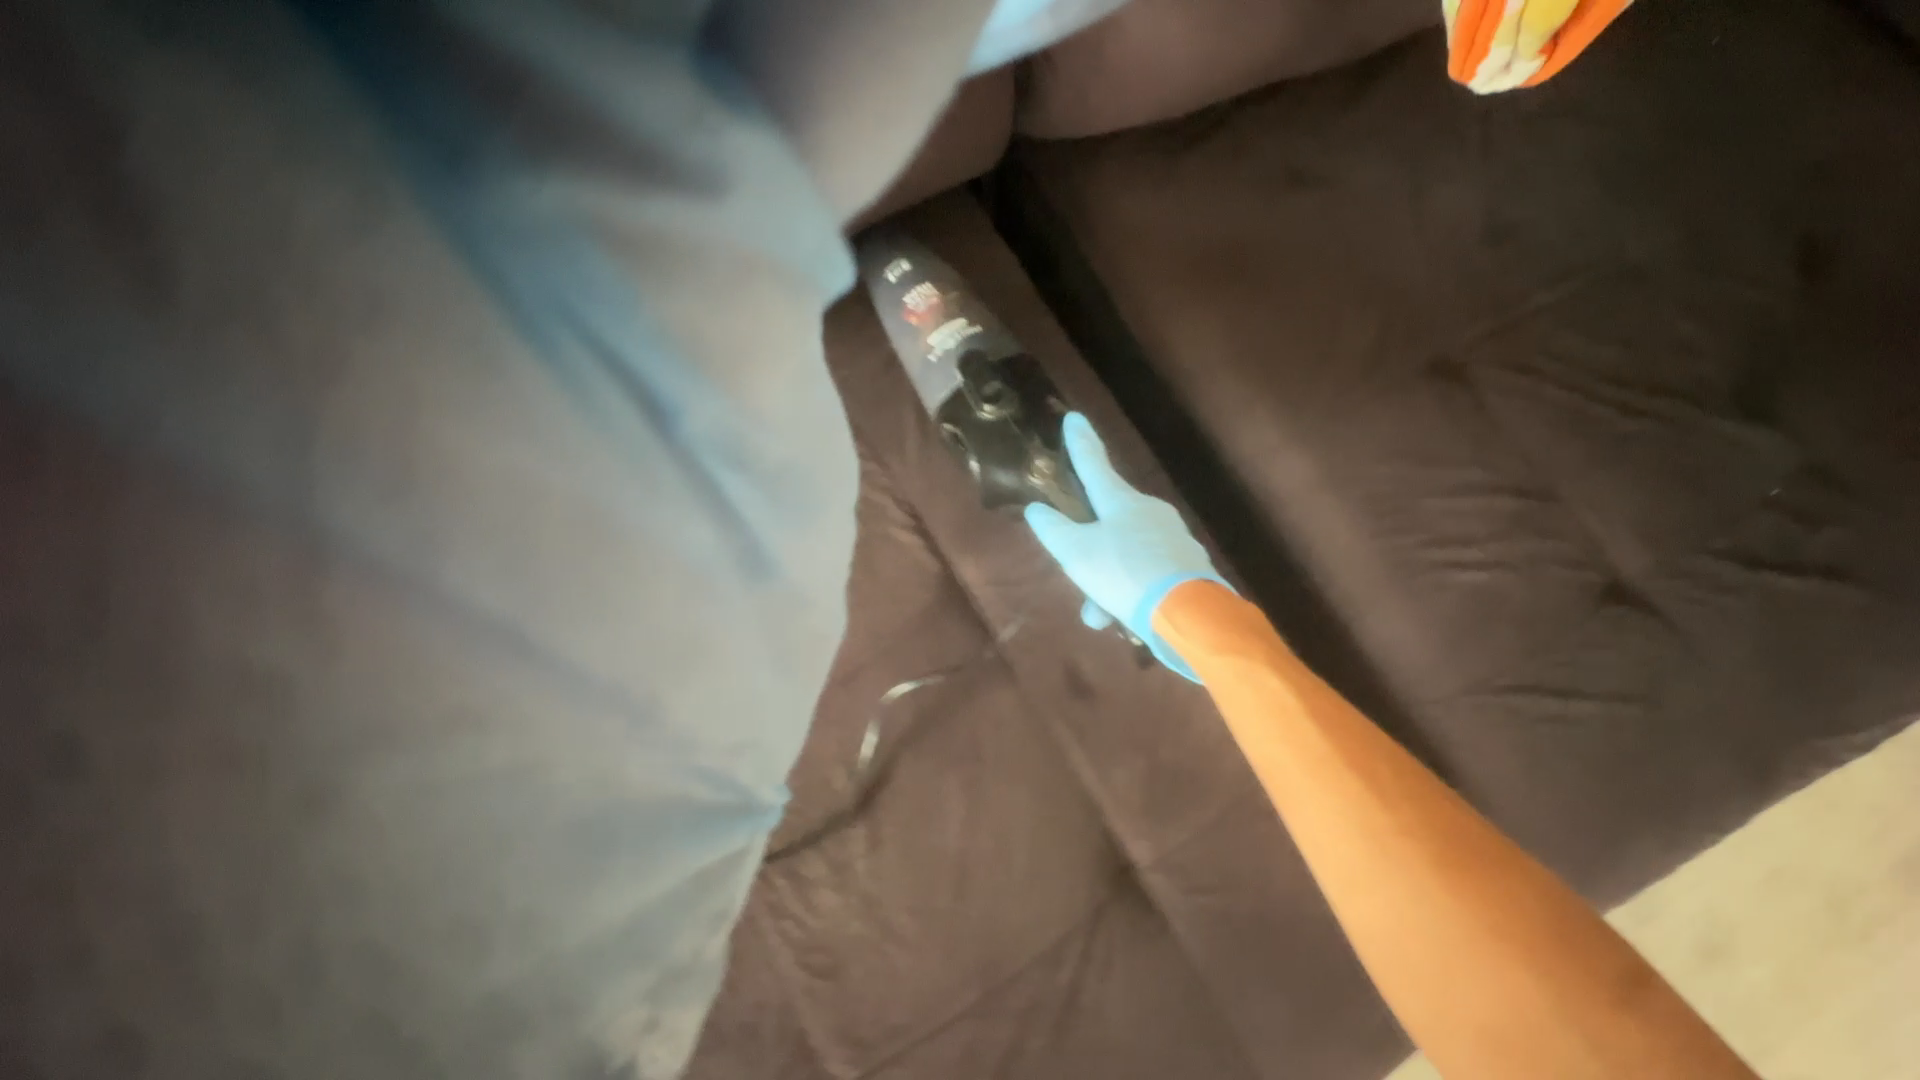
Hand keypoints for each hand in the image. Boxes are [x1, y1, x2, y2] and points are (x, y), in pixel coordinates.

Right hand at [1025, 414, 1229, 680]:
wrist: (1187, 612)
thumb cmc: (1123, 573)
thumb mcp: (1076, 554)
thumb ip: (1055, 530)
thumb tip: (1037, 509)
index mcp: (1122, 501)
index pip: (1094, 465)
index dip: (1080, 443)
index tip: (1074, 417)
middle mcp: (1152, 512)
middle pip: (1111, 521)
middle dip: (1091, 550)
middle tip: (1078, 576)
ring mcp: (1175, 539)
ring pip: (1129, 555)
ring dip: (1109, 583)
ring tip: (1099, 615)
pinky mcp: (1191, 567)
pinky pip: (1149, 575)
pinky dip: (1132, 594)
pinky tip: (1124, 620)